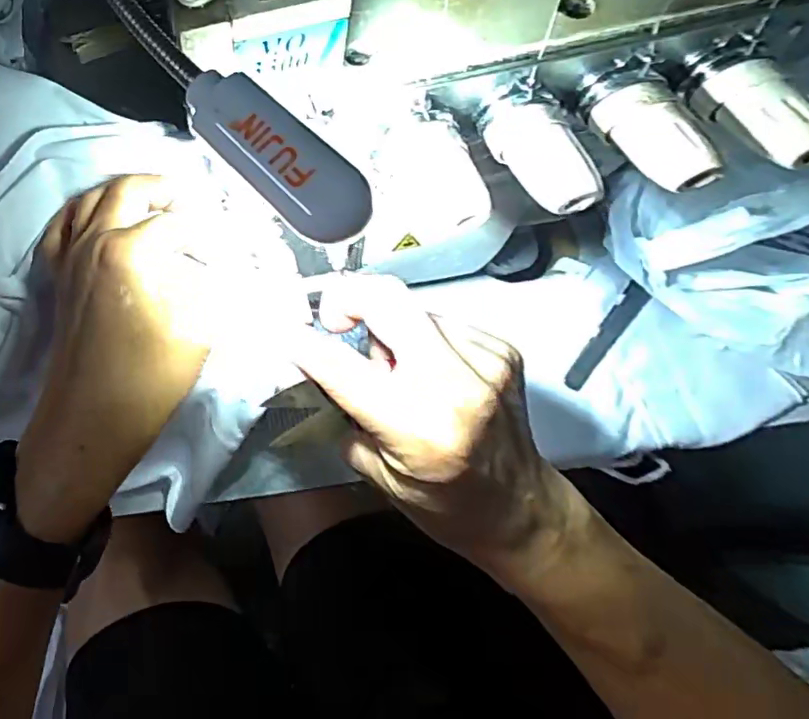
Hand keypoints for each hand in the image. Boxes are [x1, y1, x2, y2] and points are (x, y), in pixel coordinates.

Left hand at [16, 175, 300, 542]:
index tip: (233, 244)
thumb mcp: (198, 331)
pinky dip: (83, 212)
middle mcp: (94, 241)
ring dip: (126, 193)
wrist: (89, 421)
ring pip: (92, 198)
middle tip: (193, 204)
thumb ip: (215, 288)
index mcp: (129, 250)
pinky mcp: (58, 275)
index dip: (211, 230)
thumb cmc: (146, 380)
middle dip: (165, 189)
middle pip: (129, 189)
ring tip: (155, 205)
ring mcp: (71, 256)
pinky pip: (62, 226)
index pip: (179, 222)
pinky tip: (101, 218)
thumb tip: (228, 266)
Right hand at [293, 274, 590, 581]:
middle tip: (333, 321)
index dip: (303, 343)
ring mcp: (483, 359)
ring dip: (388, 328)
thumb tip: (317, 363)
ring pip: (410, 308)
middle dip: (345, 298)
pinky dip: (422, 337)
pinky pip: (439, 320)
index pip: (340, 364)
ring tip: (397, 366)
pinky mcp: (500, 348)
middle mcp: (454, 384)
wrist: (521, 510)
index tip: (288, 334)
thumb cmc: (445, 504)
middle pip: (385, 297)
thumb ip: (344, 411)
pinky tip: (430, 369)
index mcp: (417, 427)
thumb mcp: (375, 470)